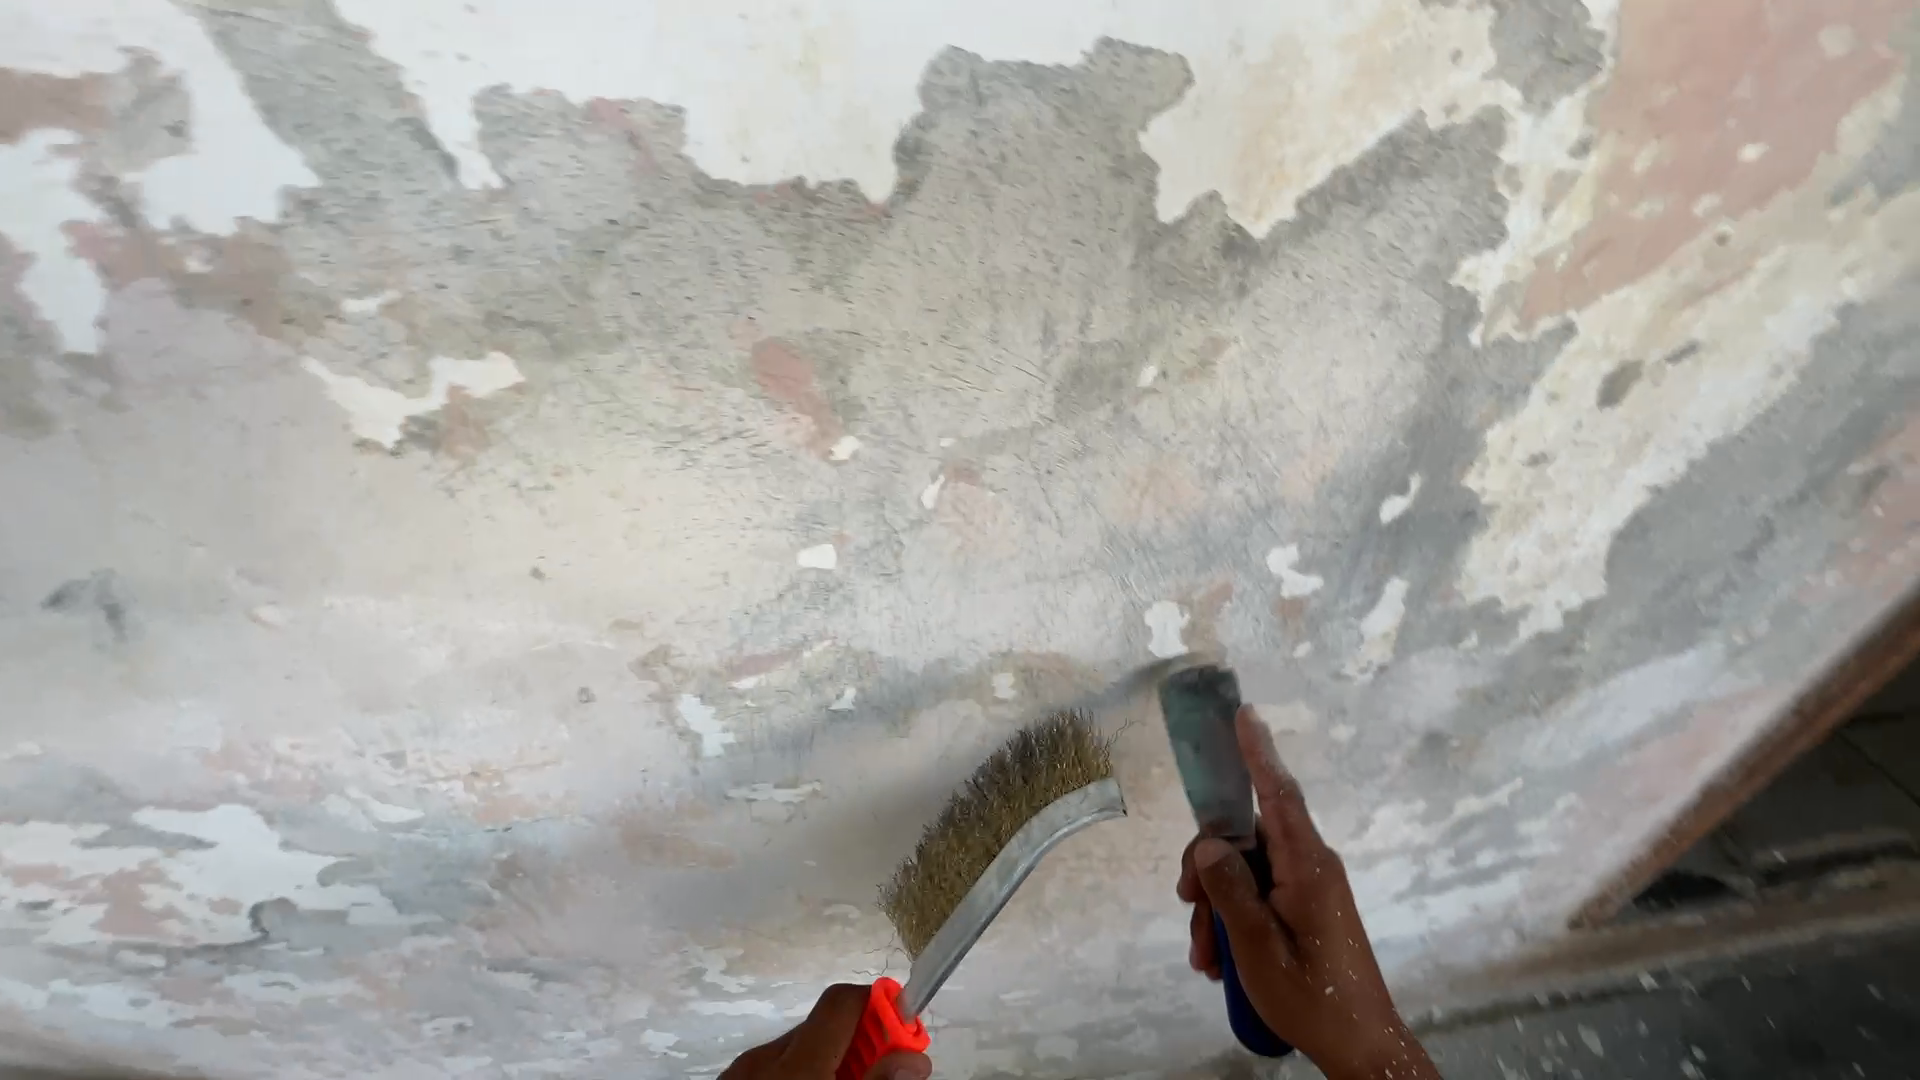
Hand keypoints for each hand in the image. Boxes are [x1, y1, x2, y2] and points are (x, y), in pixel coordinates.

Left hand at [719, 984, 932, 1079]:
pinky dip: (799, 1077)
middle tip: (884, 1074)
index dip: (877, 1006)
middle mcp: (761, 1062)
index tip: (903, 1032)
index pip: (841, 1003)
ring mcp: (738, 1076)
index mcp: (795, 1069)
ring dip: (830, 1063)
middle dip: (859, 1042)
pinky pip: (772, 1070)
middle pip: (822, 1026)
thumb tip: (914, 1060)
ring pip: (797, 1049)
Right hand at [1177, 706, 1438, 1079]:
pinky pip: (1256, 891)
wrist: (1361, 1049)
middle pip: (1243, 836)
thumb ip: (1229, 889)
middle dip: (1206, 870)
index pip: (1279, 792)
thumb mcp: (1258, 946)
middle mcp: (1308, 863)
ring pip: (1243, 868)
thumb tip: (1207, 843)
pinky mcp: (1304, 903)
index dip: (1258, 751)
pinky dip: (1232, 917)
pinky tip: (1219, 957)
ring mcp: (1306, 884)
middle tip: (1187, 911)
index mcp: (1306, 865)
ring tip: (1205, 956)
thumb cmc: (1312, 996)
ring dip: (1215, 905)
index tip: (1244, 713)